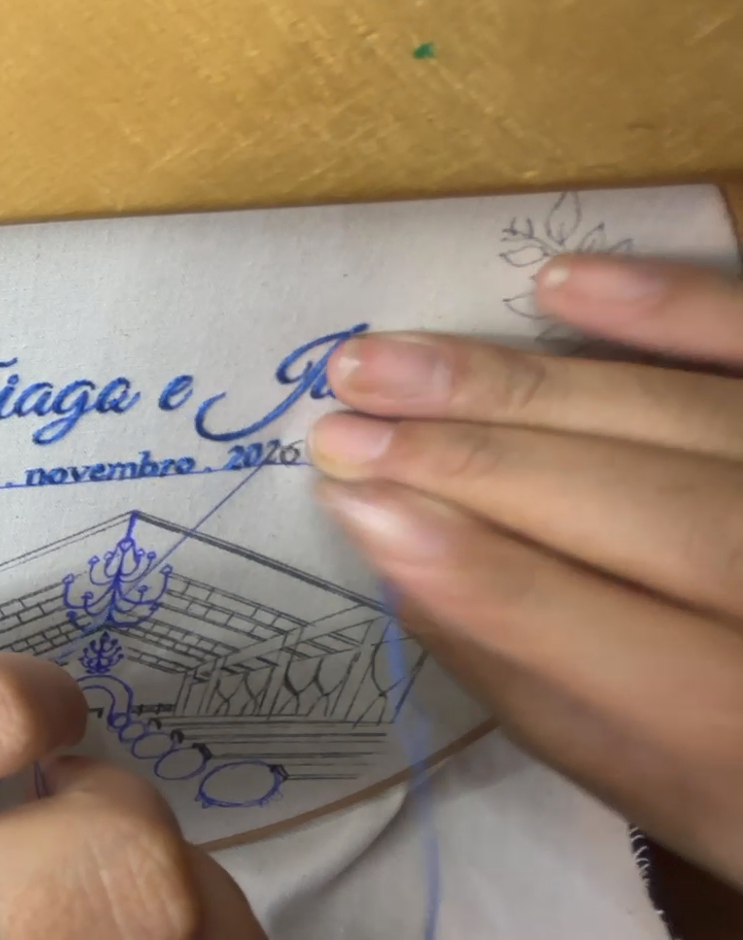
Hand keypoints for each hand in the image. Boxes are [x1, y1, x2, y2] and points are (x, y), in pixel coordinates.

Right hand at [310, 254, 742, 885]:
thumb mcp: (615, 760)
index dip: (482, 573)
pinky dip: (685, 306)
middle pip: (674, 523)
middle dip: (477, 465)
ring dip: (521, 386)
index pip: (626, 650)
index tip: (351, 502)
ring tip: (377, 361)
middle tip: (340, 427)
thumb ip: (506, 658)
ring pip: (699, 426)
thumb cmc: (718, 754)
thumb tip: (385, 538)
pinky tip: (562, 283)